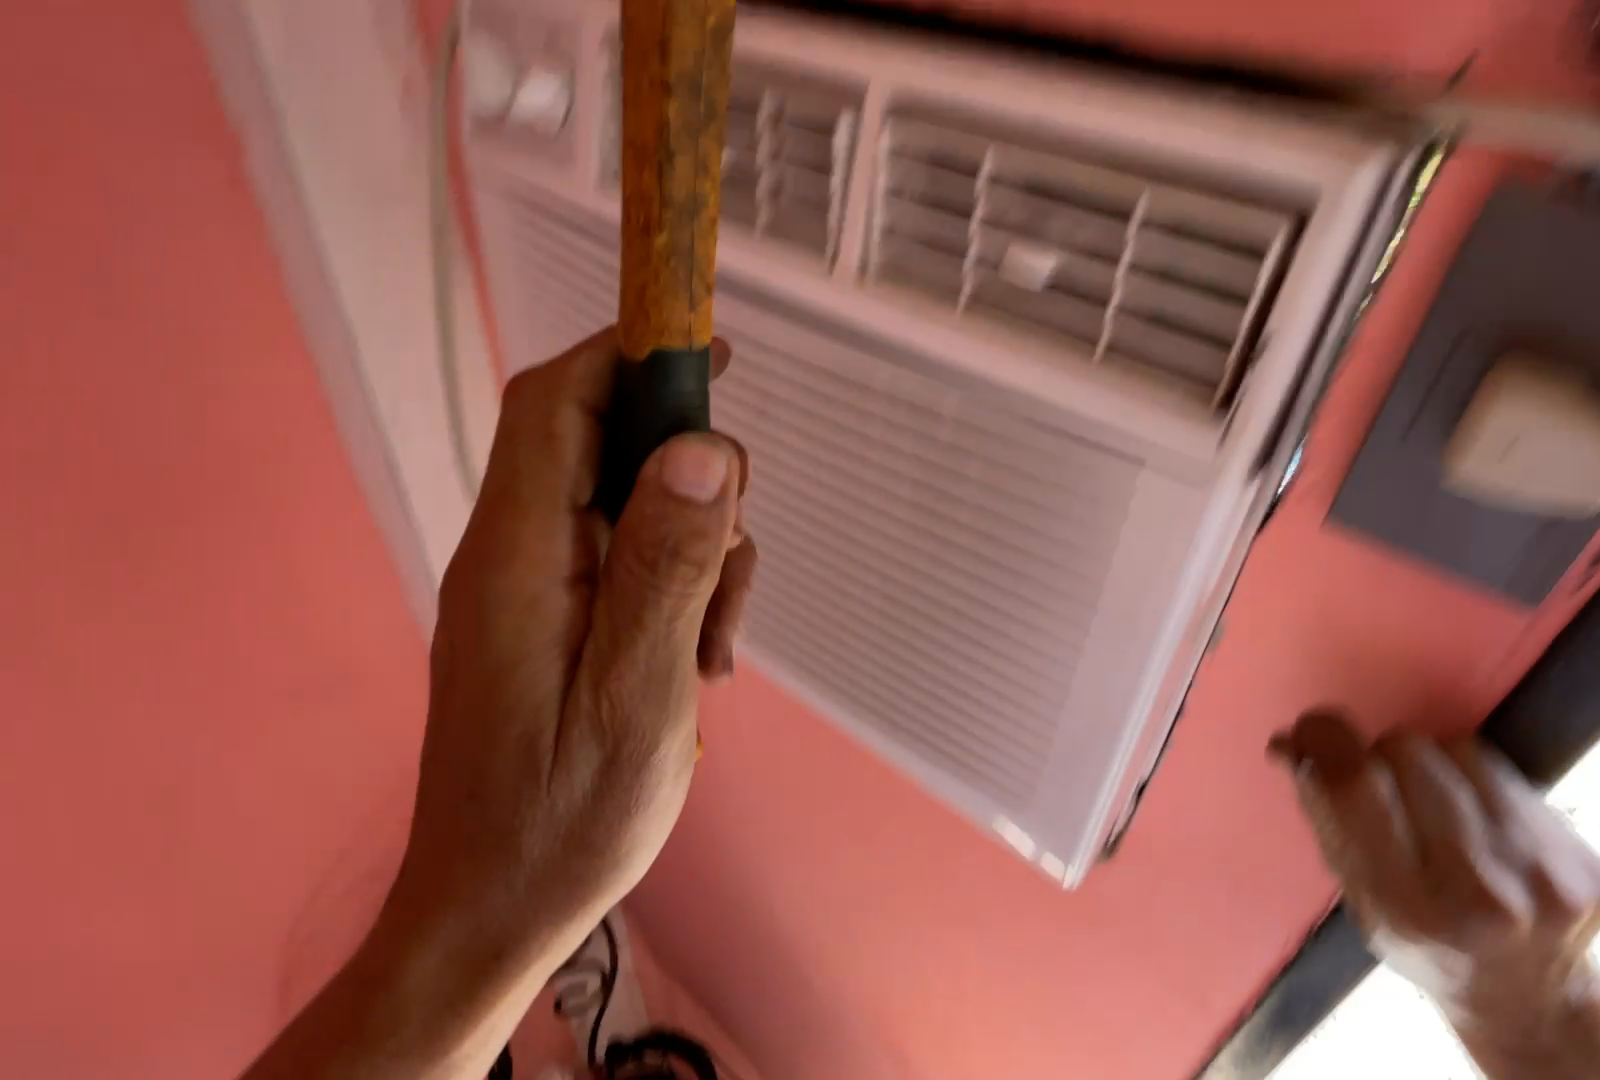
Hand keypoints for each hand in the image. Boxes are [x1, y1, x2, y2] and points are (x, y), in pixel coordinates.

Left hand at [387, 328, 754, 966]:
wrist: (497, 911)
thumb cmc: (564, 813)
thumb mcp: (637, 691)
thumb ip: (668, 567)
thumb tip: (704, 451)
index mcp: (520, 555)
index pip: (558, 406)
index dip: (628, 357)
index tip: (709, 348)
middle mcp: (522, 554)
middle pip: (615, 453)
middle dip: (697, 488)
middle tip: (731, 574)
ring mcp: (545, 590)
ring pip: (645, 513)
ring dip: (704, 556)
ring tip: (717, 649)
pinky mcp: (568, 621)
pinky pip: (640, 565)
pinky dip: (688, 592)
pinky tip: (703, 662)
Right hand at [1271, 711, 1599, 1030]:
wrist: (1532, 1006)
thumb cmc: (1422, 946)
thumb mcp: (1357, 899)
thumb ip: (1326, 818)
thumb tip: (1290, 742)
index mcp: (1407, 905)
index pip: (1355, 782)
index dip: (1326, 739)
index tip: (1313, 732)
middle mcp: (1481, 891)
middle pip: (1407, 750)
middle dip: (1382, 756)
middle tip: (1384, 787)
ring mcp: (1546, 876)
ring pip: (1459, 749)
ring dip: (1434, 764)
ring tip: (1436, 804)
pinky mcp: (1589, 864)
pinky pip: (1511, 776)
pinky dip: (1482, 783)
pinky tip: (1483, 823)